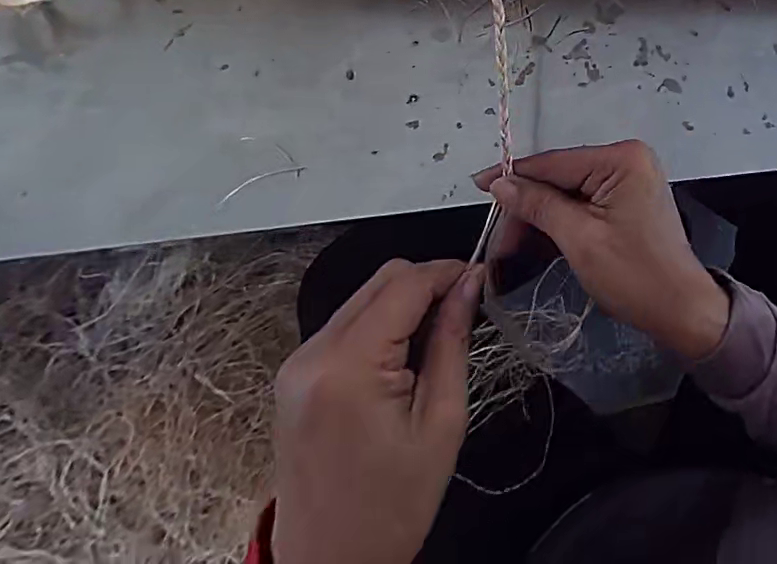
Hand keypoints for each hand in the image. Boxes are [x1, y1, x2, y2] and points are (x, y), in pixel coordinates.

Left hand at [271, 258, 482, 563]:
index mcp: (348, 366)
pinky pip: (348, 321)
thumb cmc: (393, 506)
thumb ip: (452, 340)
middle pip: (382, 279)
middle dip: (428, 281)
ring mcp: (297, 361)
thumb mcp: (441, 421)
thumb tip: (471, 282)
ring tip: (438, 333)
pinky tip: (404, 351)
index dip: (449, 271)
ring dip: (406, 300)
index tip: (481, 279)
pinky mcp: (295, 373)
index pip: (405, 284)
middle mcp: (313, 352)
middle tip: (465, 307)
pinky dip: (383, 320)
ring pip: (365, 294)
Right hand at [472, 140, 728, 360]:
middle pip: (560, 178)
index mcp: (621, 159)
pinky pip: (584, 204)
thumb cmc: (635, 275)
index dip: (514, 175)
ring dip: (540, 219)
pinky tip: (537, 243)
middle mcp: (627, 160)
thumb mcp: (579, 238)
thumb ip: (538, 204)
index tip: (478, 183)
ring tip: (510, 248)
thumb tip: (501, 184)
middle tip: (497, 237)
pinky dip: (560, 223)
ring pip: (568, 193)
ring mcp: (629, 180)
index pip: (555, 162)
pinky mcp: (627, 200)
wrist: (682, 310)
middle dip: (527, 207)